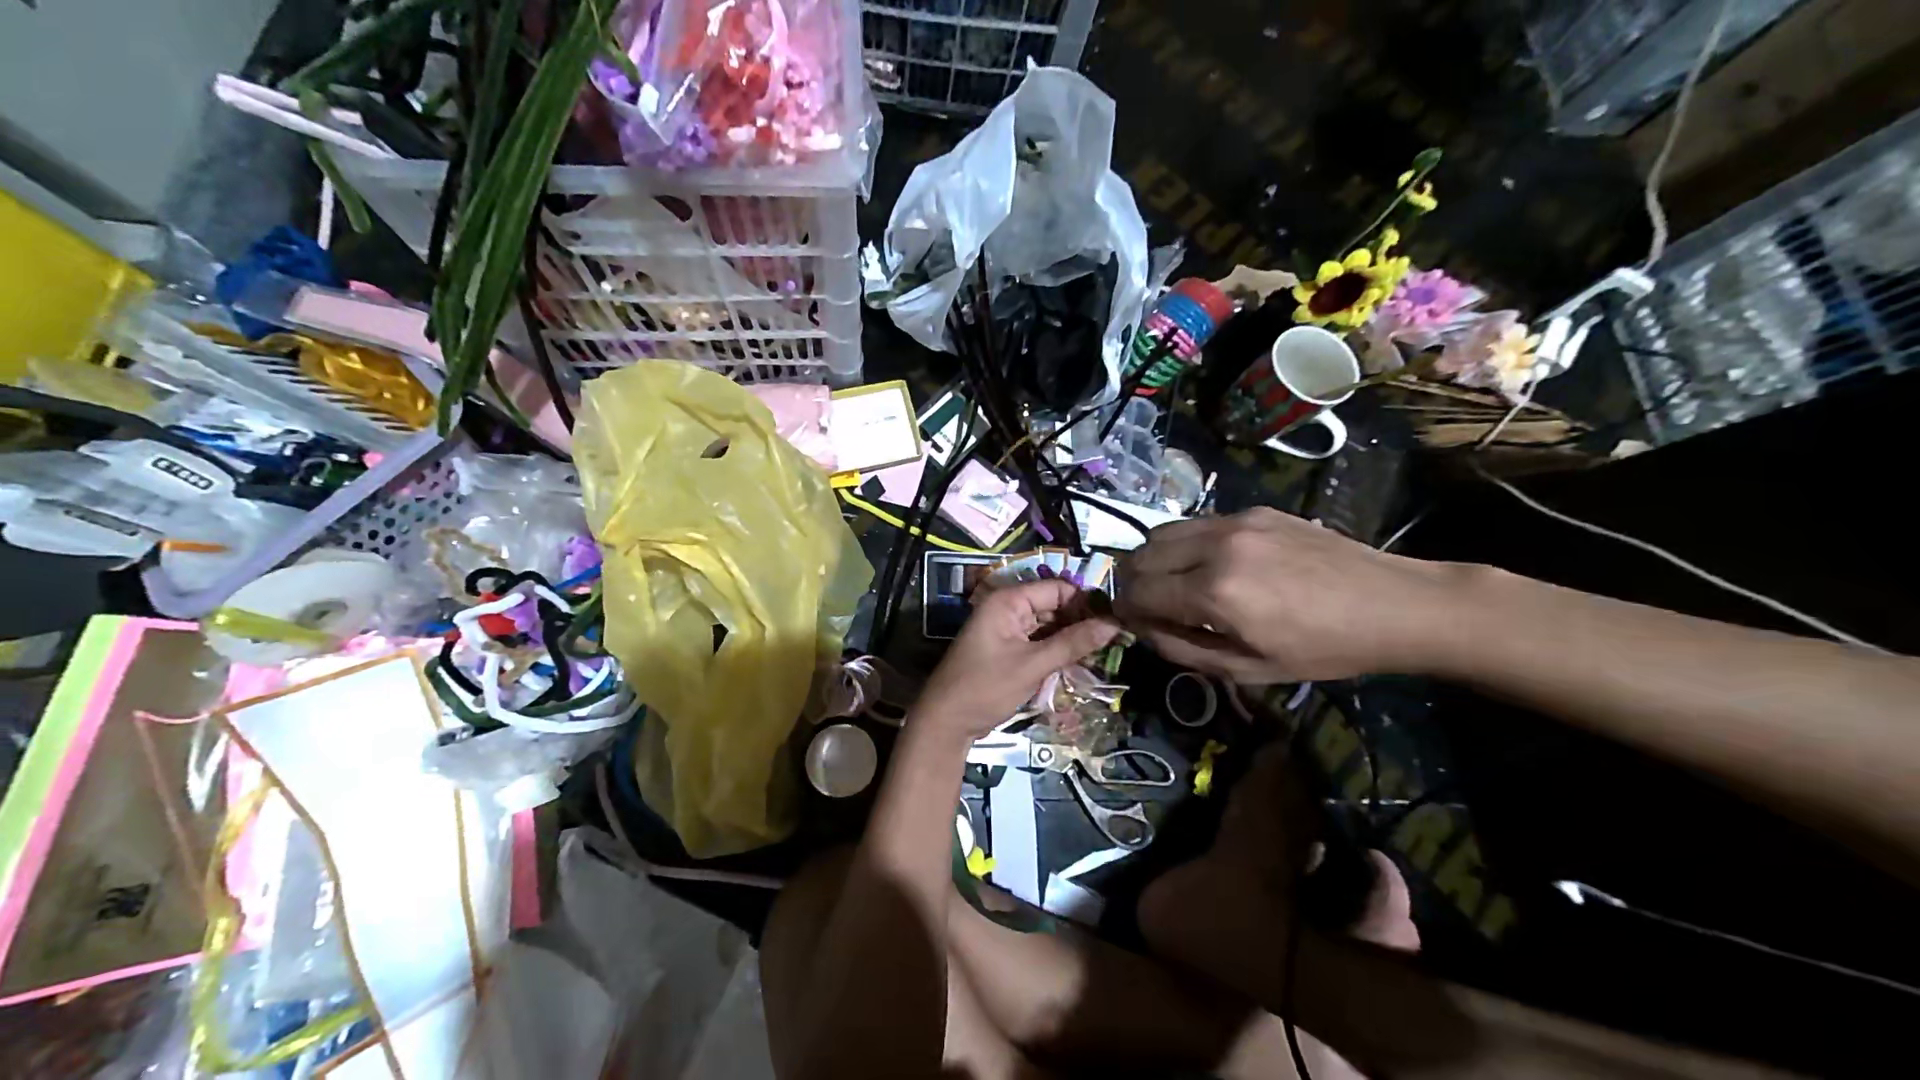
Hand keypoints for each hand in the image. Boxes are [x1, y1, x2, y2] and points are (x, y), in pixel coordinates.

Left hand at [915, 579, 1122, 740]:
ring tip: (1105, 651)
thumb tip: (1113, 624)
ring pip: (1050, 626)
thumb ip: (1073, 643)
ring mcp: (1007, 630)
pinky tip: (1081, 662)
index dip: (1086, 601)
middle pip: (1055, 606)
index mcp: (1008, 601)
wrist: (947, 722)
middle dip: (1082, 621)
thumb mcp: (1033, 665)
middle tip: (1115, 638)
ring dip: (1072, 638)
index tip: (1116, 619)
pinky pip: (1040, 642)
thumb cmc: (986, 687)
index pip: (1058, 588)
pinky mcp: (1009, 650)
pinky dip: (1058, 650)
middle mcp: (1008, 609)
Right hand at [1116, 507, 1457, 683]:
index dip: (1125, 610)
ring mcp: (1236, 521)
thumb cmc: (1322, 649)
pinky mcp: (1255, 510)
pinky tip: (1211, 565)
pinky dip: (1186, 544)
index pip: (1136, 591)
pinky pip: (1197, 523)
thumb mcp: (1247, 669)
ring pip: (1163, 532)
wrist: (1392, 605)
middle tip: (1148, 605)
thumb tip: (1141, 628)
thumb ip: (1182, 649)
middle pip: (1140, 554)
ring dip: (1154, 559)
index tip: (1133, 623)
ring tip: (1174, 583)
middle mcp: (1216, 546)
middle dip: (1132, 583)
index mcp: (1215, 592)